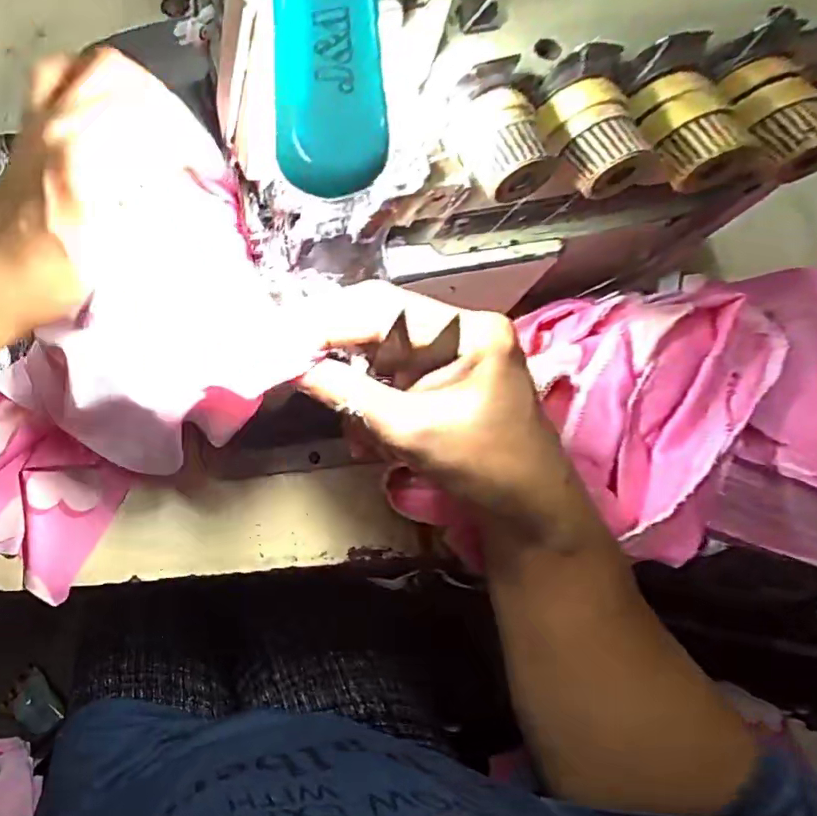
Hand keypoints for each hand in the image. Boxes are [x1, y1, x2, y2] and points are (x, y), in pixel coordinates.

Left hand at [0, 48, 157, 365]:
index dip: (188, 144)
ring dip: (122, 88)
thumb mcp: (104, 260)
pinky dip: (84, 90)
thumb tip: (169, 185)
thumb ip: (143, 213)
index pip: (150, 121)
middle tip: (176, 143)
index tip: (204, 172)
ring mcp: (34, 126)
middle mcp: (55, 125)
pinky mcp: (22, 139)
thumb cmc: (39, 284)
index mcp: (80, 153)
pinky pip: (55, 85)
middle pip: (118, 76)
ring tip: (142, 124)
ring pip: (84, 69)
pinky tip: (97, 125)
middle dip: (159, 104)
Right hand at [298, 282, 601, 551]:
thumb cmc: (481, 465)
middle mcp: (459, 328)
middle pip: (378, 319)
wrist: (528, 505)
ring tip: (351, 424)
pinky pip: (388, 371)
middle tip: (294, 362)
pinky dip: (368, 397)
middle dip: (335, 346)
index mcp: (466, 331)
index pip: (382, 311)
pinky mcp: (441, 374)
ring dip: (352, 380)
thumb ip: (348, 395)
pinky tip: (368, 433)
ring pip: (377, 347)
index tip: (287, 347)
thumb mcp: (407, 430)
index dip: (328, 327)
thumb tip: (297, 370)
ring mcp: (451, 351)